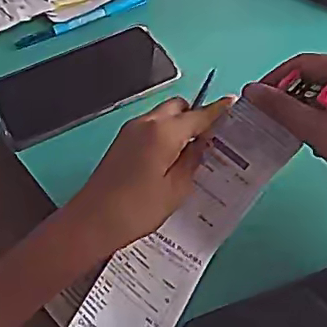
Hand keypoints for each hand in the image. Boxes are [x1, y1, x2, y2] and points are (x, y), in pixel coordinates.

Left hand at [64, 98, 232, 252]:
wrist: (93, 220)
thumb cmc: (136, 209)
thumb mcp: (176, 188)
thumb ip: (193, 160)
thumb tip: (204, 143)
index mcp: (163, 132)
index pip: (198, 114)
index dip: (218, 111)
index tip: (233, 106)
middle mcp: (146, 123)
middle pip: (179, 106)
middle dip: (196, 116)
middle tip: (212, 138)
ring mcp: (131, 130)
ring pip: (163, 115)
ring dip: (179, 124)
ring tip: (193, 151)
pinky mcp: (122, 140)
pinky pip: (151, 126)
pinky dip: (165, 133)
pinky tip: (172, 157)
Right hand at [241, 55, 326, 232]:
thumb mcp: (320, 132)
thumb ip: (282, 108)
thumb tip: (255, 91)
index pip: (308, 63)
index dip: (278, 80)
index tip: (261, 97)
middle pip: (325, 74)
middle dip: (300, 97)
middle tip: (285, 120)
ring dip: (318, 108)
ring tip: (313, 135)